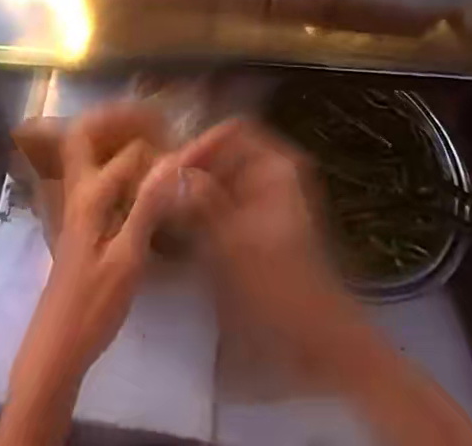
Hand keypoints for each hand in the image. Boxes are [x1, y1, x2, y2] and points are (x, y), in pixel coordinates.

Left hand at [0, 106, 178, 445]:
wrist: (56, 347)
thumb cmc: (93, 307)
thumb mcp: (127, 259)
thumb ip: (147, 206)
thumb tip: (174, 162)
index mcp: (89, 196)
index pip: (130, 153)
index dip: (163, 149)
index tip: (192, 152)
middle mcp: (77, 190)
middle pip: (83, 132)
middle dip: (118, 116)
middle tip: (154, 118)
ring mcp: (74, 204)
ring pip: (84, 150)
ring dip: (113, 133)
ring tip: (150, 134)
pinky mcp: (78, 219)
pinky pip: (92, 172)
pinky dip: (112, 158)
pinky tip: (139, 174)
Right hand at [173, 118, 363, 382]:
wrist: (317, 340)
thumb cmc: (280, 286)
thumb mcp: (233, 242)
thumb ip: (196, 201)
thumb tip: (160, 171)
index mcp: (276, 166)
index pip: (230, 132)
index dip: (199, 146)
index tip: (168, 172)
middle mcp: (271, 174)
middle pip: (222, 153)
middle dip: (188, 169)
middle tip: (154, 192)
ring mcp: (264, 199)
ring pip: (216, 178)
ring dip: (189, 191)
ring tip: (158, 210)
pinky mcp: (254, 225)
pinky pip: (219, 203)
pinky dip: (197, 211)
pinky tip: (174, 230)